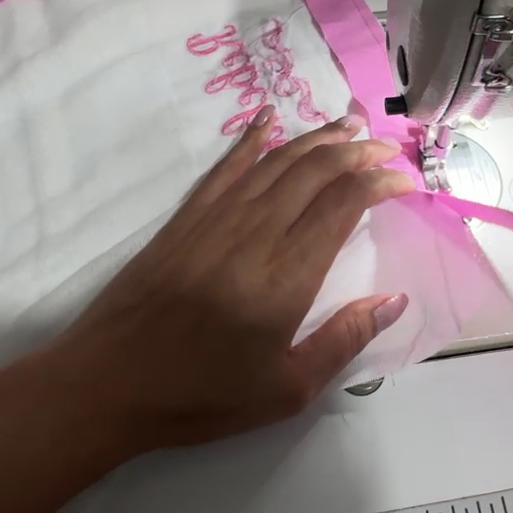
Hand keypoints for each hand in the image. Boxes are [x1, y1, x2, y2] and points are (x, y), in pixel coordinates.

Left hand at [44, 107, 415, 453]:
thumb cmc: (202, 395)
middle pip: (316, 171)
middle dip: (358, 151)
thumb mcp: (287, 389)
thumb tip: (395, 300)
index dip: (378, 182)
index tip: (404, 180)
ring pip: (277, 160)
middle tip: (386, 147)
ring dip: (317, 137)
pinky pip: (226, 166)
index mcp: (288, 273)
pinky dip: (252, 137)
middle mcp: (257, 231)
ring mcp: (218, 218)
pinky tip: (268, 117)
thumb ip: (344, 340)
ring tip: (348, 124)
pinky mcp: (186, 217)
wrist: (108, 384)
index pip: (344, 204)